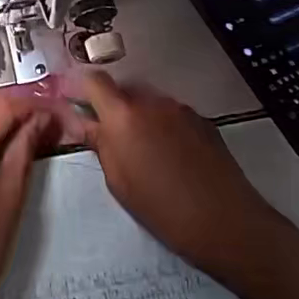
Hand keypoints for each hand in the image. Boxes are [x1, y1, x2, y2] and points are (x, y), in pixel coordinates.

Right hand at [69, 72, 298, 280]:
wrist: (221, 217)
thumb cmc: (160, 207)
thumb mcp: (118, 181)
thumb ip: (100, 144)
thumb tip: (85, 124)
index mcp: (123, 116)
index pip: (94, 80)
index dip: (82, 87)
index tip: (76, 103)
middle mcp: (151, 102)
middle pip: (123, 90)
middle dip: (112, 107)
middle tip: (110, 136)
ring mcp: (180, 108)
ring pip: (149, 102)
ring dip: (139, 116)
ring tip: (143, 150)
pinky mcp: (201, 119)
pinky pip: (171, 114)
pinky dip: (163, 125)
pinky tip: (170, 154)